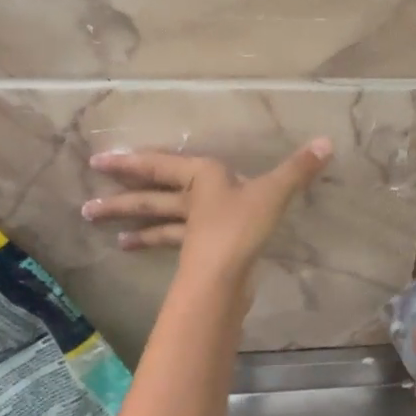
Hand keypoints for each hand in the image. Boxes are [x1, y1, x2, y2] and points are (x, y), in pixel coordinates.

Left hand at [82, 139, 333, 278]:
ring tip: (103, 229)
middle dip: (119, 198)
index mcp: (203, 177)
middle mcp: (192, 200)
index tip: (101, 161)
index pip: (162, 165)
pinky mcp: (196, 256)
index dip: (133, 162)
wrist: (228, 274)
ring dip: (130, 225)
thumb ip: (298, 169)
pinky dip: (152, 243)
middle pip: (150, 197)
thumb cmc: (243, 225)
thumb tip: (328, 142)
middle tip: (86, 205)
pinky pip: (171, 244)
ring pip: (156, 223)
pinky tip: (132, 248)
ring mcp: (191, 231)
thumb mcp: (274, 192)